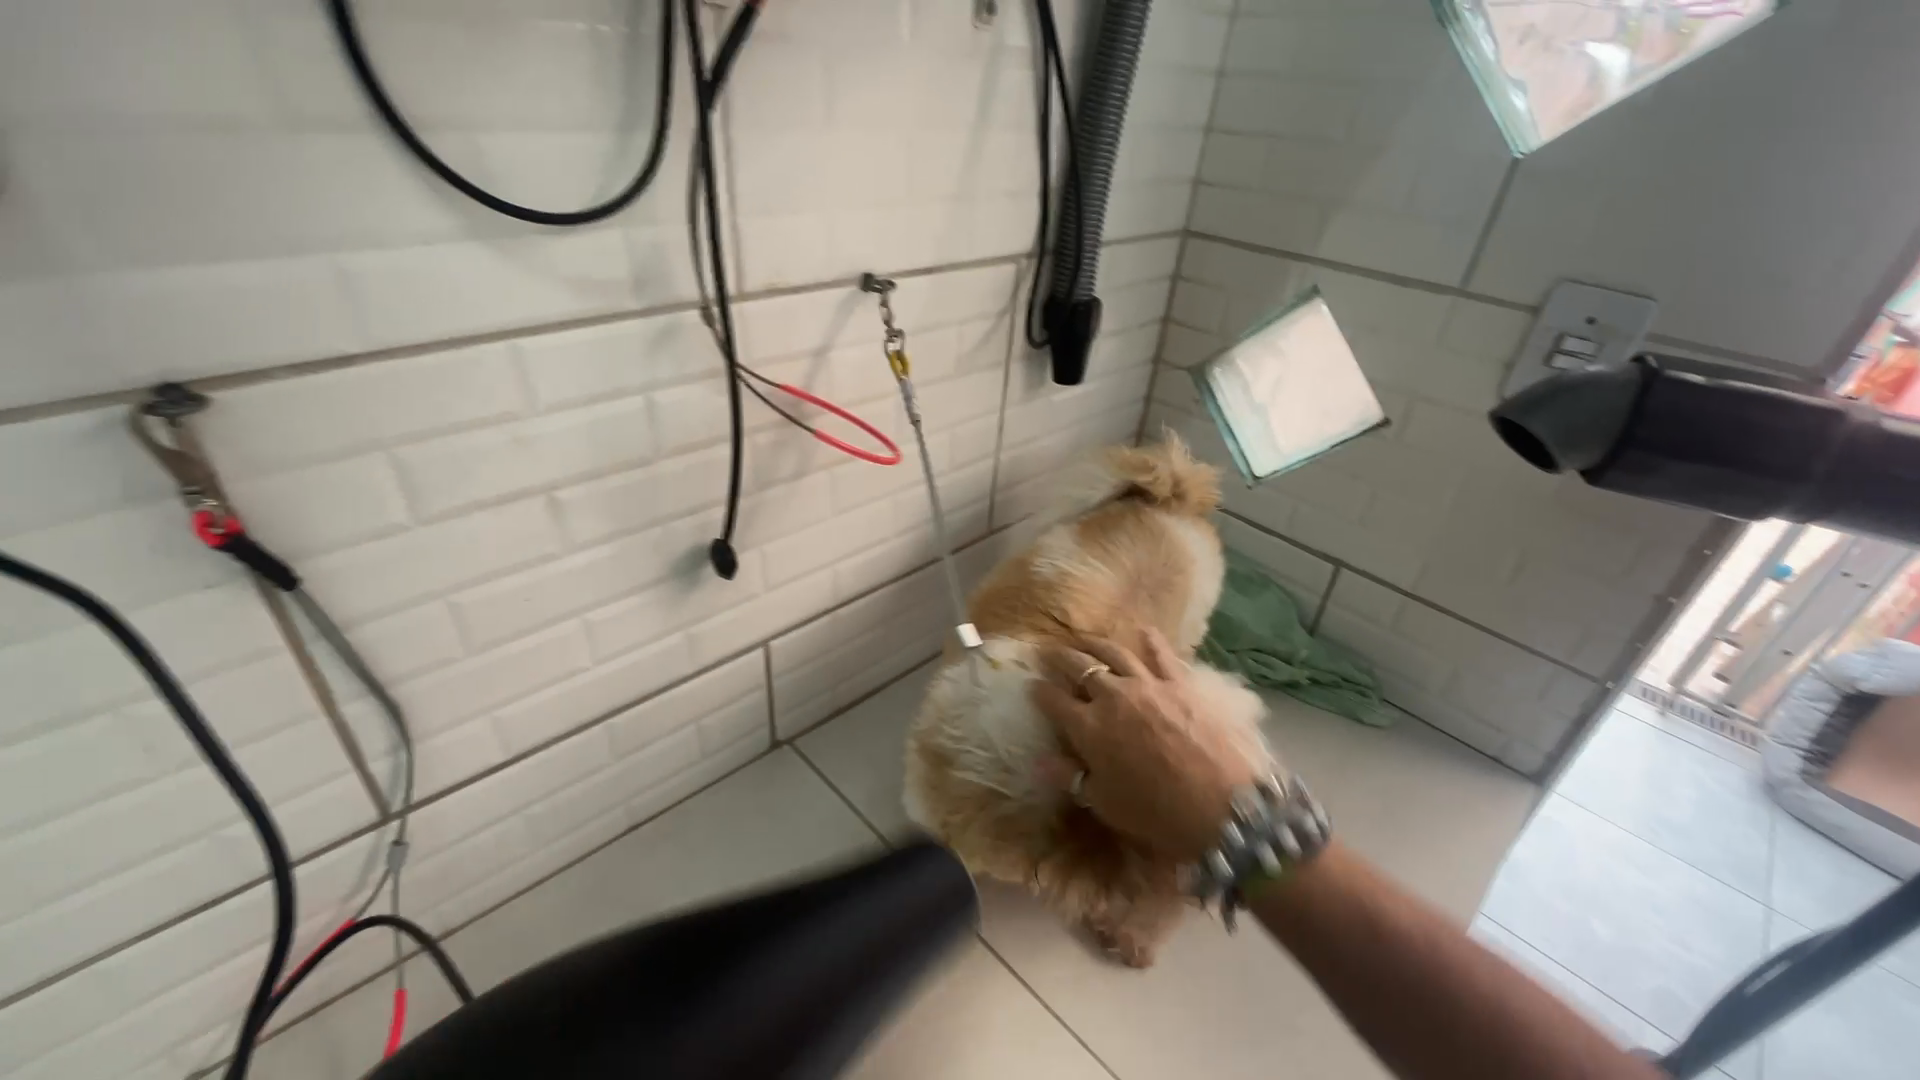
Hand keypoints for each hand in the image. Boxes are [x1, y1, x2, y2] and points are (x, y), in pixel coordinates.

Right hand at [1031, 628, 1261, 860]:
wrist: (1222, 804)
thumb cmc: (1157, 812)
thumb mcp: (1105, 803)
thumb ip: (1070, 777)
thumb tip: (1039, 760)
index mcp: (1088, 728)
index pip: (1054, 701)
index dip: (1040, 692)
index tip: (1032, 685)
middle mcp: (1113, 697)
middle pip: (1079, 668)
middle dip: (1060, 659)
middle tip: (1048, 652)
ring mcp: (1148, 685)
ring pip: (1114, 654)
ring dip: (1095, 644)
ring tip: (1083, 639)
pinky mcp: (1181, 683)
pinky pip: (1162, 656)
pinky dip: (1151, 642)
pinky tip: (1145, 632)